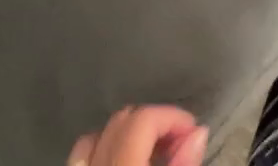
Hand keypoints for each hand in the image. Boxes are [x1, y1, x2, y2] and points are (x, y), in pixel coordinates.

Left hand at [69, 106, 207, 165]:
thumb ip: (182, 165)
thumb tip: (198, 131)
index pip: (143, 120)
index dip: (173, 117)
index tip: (191, 131)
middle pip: (121, 120)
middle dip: (154, 121)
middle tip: (176, 141)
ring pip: (94, 136)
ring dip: (126, 133)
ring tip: (150, 149)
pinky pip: (79, 156)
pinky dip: (103, 148)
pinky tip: (121, 159)